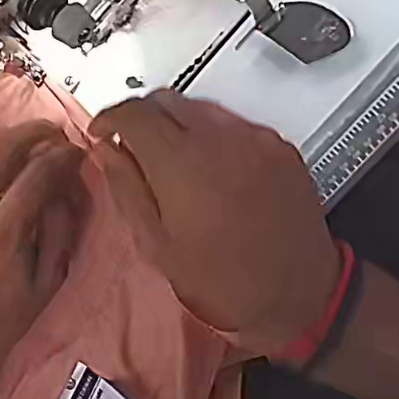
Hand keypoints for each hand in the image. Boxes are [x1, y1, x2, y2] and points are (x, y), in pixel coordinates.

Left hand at [0, 120, 88, 398]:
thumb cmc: (5, 320)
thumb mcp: (48, 281)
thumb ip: (60, 228)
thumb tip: (68, 185)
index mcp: (3, 233)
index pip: (38, 173)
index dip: (64, 155)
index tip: (78, 152)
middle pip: (0, 148)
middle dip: (33, 132)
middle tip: (53, 133)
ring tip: (16, 141)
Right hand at [90, 91, 338, 355]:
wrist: (297, 298)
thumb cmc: (220, 284)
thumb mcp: (156, 244)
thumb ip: (126, 187)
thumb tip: (105, 150)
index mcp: (182, 165)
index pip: (134, 113)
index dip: (110, 118)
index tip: (101, 132)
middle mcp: (220, 140)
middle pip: (166, 100)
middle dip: (142, 117)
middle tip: (132, 147)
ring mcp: (255, 139)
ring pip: (201, 107)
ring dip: (177, 123)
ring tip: (172, 161)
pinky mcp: (280, 146)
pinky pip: (234, 123)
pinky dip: (212, 134)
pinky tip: (211, 167)